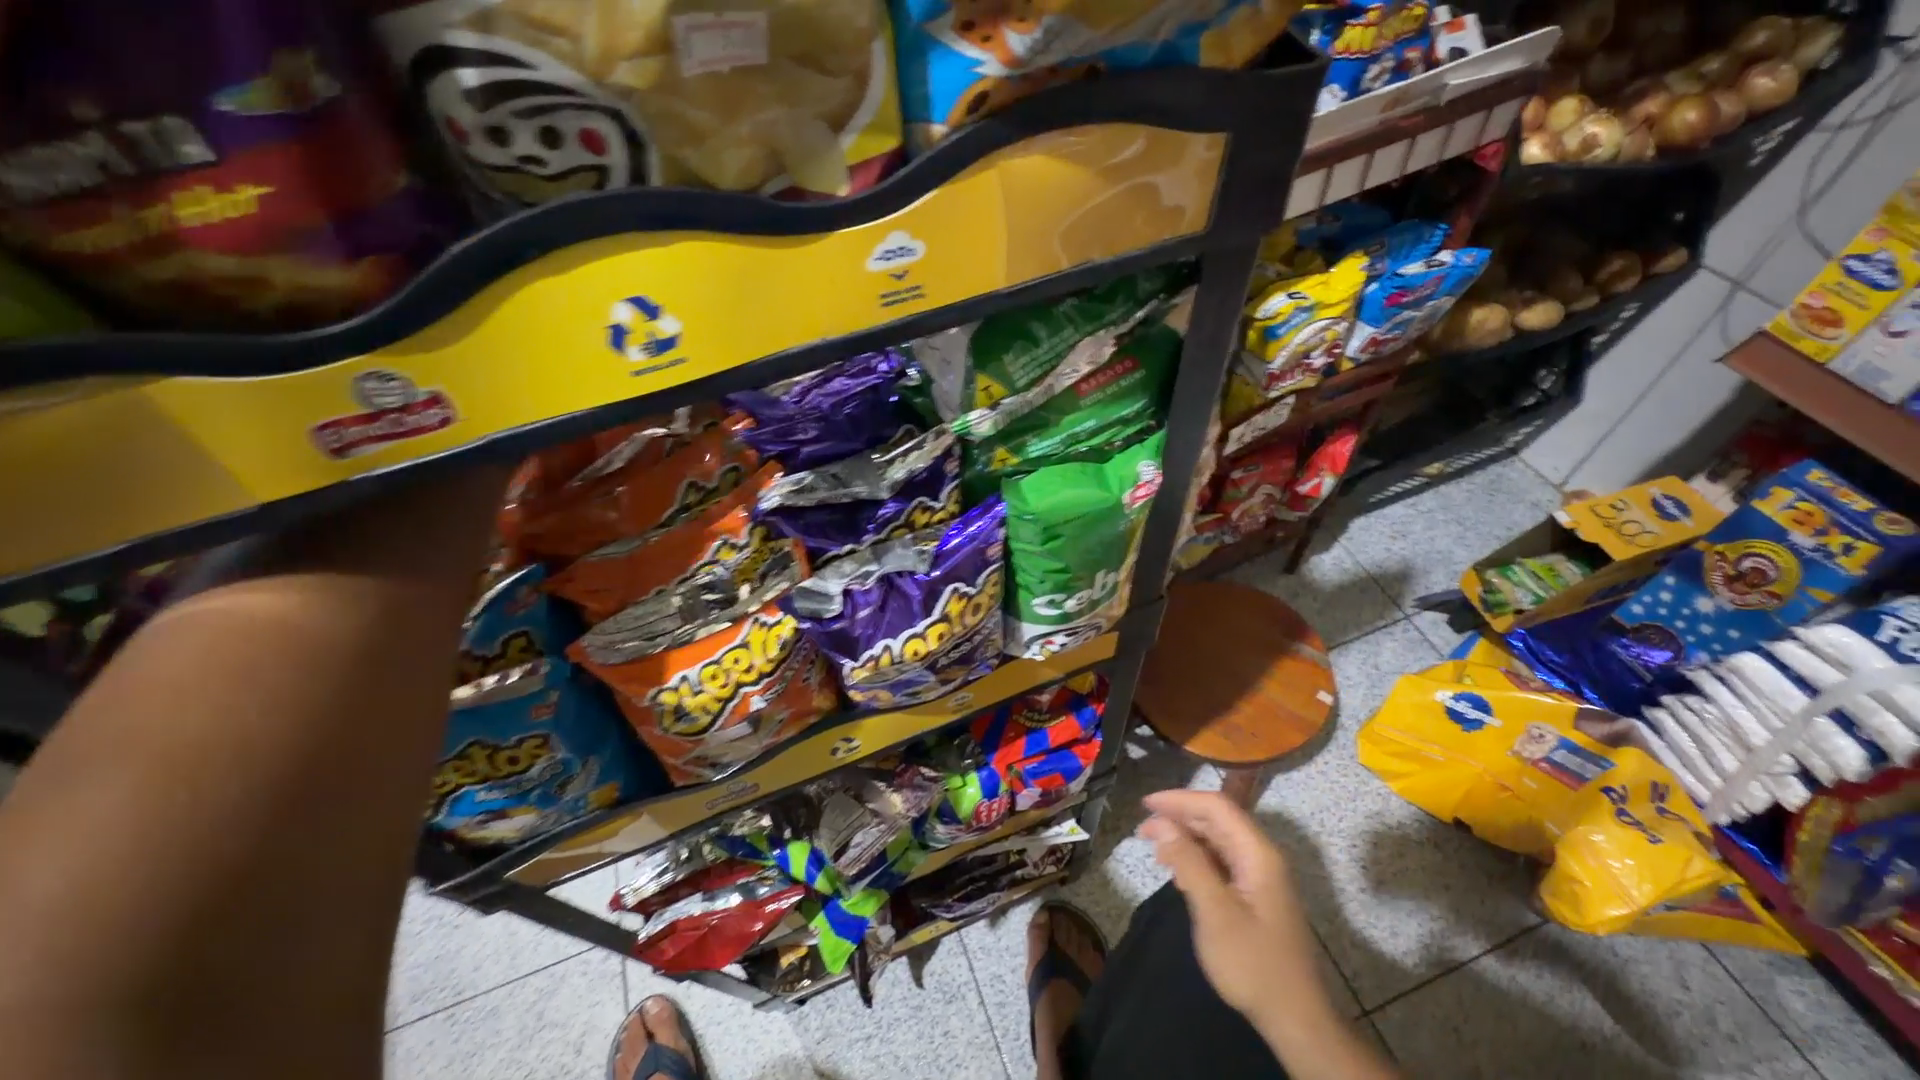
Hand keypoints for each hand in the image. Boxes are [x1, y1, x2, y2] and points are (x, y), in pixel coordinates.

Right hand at [1138, 790, 1326, 1026]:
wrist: (1293, 1015)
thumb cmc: (1252, 963)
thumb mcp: (1214, 911)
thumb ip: (1189, 864)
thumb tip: (1163, 825)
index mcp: (1258, 854)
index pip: (1218, 807)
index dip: (1180, 800)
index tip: (1145, 804)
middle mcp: (1262, 858)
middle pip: (1219, 821)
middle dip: (1180, 818)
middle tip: (1142, 829)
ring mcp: (1261, 878)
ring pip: (1220, 842)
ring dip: (1186, 839)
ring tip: (1154, 848)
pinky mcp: (1256, 898)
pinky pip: (1223, 864)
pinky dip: (1198, 860)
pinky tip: (1178, 873)